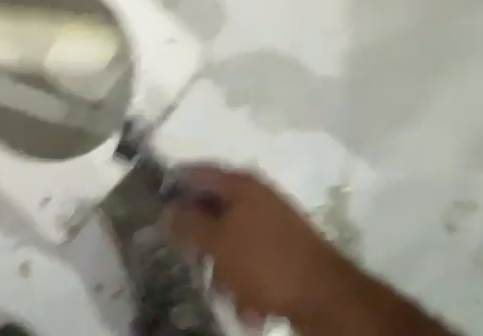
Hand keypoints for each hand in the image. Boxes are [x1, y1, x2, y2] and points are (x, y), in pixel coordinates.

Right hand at [160, 165, 355, 326]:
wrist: (327, 297)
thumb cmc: (265, 261)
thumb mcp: (217, 242)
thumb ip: (188, 224)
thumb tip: (167, 209)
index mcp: (240, 184)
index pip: (195, 173)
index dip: (173, 187)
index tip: (156, 207)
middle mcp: (257, 197)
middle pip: (214, 210)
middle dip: (202, 241)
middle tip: (191, 259)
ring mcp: (273, 226)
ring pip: (232, 242)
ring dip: (225, 271)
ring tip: (228, 293)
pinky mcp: (285, 254)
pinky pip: (254, 264)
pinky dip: (248, 285)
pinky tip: (251, 308)